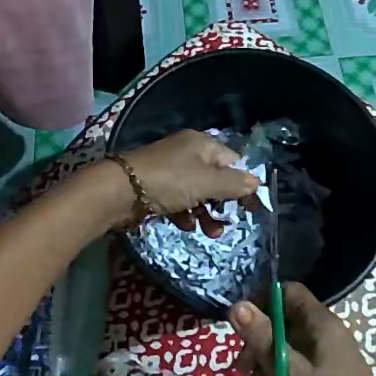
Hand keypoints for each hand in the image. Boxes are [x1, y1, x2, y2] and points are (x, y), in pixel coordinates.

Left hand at [115, 130, 259, 234]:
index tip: (251, 208)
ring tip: (209, 231)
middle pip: (217, 179)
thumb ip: (234, 184)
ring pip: (199, 193)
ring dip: (206, 213)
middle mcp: (188, 153)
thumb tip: (256, 183)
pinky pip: (180, 201)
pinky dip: (186, 213)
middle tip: (226, 222)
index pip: (233, 162)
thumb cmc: (169, 181)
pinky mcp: (157, 188)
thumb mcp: (207, 182)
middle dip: (223, 203)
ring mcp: (171, 171)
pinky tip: (185, 224)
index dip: (244, 184)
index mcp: (203, 144)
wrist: (119, 191)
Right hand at [229, 283, 375, 375]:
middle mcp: (325, 330)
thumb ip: (262, 337)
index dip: (262, 301)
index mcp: (320, 321)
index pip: (288, 292)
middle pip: (284, 321)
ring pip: (288, 345)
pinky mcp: (329, 372)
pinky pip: (298, 362)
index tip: (241, 324)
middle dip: (259, 342)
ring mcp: (328, 352)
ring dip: (266, 363)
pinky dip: (282, 375)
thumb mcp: (289, 369)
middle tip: (241, 369)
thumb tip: (236, 305)